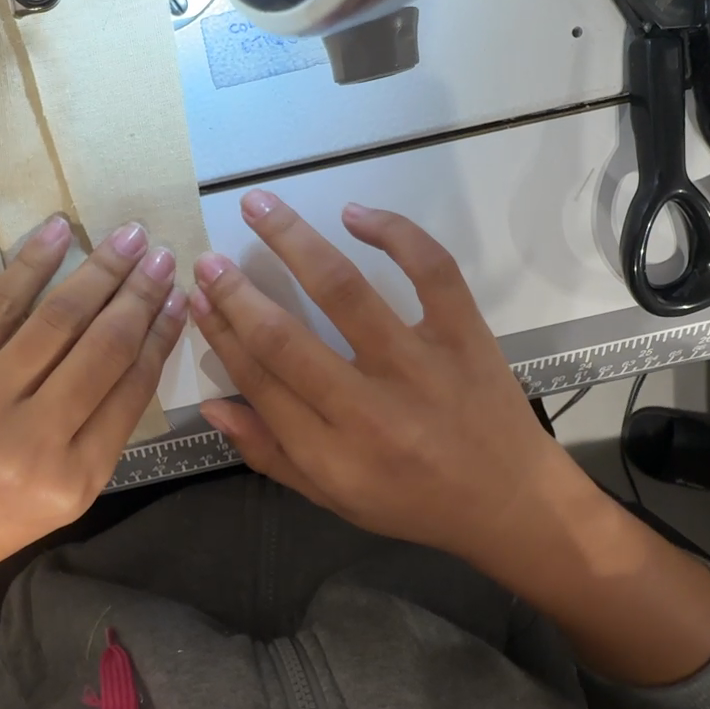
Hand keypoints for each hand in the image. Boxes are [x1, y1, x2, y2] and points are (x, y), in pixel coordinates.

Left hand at [0, 214, 187, 594]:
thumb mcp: (62, 497)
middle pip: (102, 347)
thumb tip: (137, 350)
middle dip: (140, 294)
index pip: (132, 388)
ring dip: (99, 271)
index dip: (160, 336)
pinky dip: (32, 266)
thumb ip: (100, 431)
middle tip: (163, 253)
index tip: (179, 298)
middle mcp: (35, 440)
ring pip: (57, 320)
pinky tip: (59, 233)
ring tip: (130, 237)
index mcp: (75, 478)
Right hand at [191, 191, 592, 562]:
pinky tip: (354, 213)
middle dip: (238, 293)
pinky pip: (431, 270)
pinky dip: (394, 233)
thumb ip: (268, 452)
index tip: (198, 298)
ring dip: (294, 242)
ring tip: (259, 206)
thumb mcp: (331, 496)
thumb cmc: (411, 502)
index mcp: (331, 452)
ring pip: (345, 291)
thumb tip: (212, 406)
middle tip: (208, 258)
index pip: (259, 380)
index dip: (221, 334)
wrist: (511, 502)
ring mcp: (420, 363)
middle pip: (285, 337)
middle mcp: (369, 406)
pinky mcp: (463, 334)